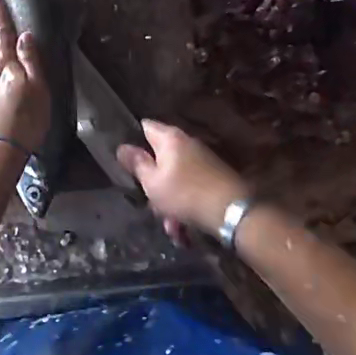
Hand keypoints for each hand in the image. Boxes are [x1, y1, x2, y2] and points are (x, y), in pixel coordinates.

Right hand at [117, 120, 252, 234]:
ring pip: (175, 178)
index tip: (124, 157)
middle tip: (147, 199)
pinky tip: (183, 227)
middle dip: (152, 179)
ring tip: (170, 225)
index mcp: (170, 139)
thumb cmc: (185, 194)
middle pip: (160, 156)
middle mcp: (188, 144)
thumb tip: (122, 147)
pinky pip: (190, 188)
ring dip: (168, 200)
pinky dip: (184, 205)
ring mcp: (203, 160)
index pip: (145, 126)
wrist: (233, 212)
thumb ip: (136, 164)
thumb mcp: (152, 182)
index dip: (132, 139)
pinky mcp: (214, 177)